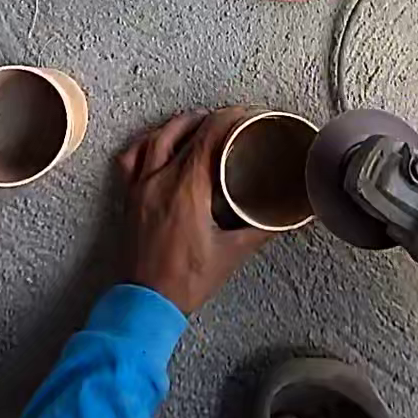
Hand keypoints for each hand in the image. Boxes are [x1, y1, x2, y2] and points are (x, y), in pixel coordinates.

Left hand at [117, 112, 273, 314]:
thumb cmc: (184, 281)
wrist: (144, 304)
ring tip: (198, 120)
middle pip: (184, 131)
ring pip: (156, 137)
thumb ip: (262, 230)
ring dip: (179, 123)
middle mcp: (160, 180)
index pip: (208, 137)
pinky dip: (147, 143)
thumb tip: (287, 217)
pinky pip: (131, 157)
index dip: (228, 119)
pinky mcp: (129, 196)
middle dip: (209, 118)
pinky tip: (158, 142)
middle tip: (228, 118)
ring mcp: (140, 186)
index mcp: (186, 189)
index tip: (243, 114)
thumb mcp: (231, 253)